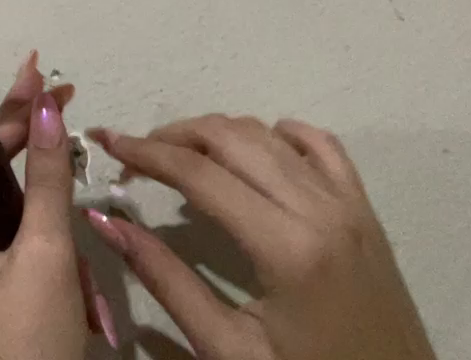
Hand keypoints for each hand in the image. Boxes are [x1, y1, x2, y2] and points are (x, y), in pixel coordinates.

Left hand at [0, 53, 112, 359]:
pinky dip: (39, 266)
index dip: (14, 112)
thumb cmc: (24, 345)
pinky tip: (74, 301)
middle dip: (44, 199)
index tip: (44, 73)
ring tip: (81, 293)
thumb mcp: (43, 256)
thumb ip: (47, 178)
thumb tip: (48, 106)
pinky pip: (2, 255)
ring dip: (51, 248)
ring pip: (5, 226)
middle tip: (79, 138)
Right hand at [85, 116, 436, 359]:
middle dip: (172, 137)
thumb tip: (105, 219)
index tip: (105, 141)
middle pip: (229, 138)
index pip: (198, 172)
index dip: (145, 151)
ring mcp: (348, 204)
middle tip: (135, 157)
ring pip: (266, 133)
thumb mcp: (228, 350)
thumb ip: (164, 278)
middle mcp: (319, 209)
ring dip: (215, 133)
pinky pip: (318, 143)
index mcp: (286, 247)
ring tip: (180, 158)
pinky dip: (276, 133)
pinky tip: (252, 152)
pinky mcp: (365, 209)